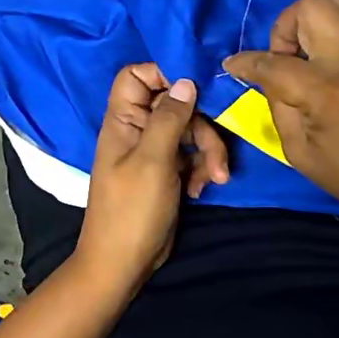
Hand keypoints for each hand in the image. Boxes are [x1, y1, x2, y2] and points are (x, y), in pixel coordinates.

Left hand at [73, 63, 229, 285]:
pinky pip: (191, 156)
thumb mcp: (153, 160)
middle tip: (215, 157)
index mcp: (123, 120)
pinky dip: (202, 169)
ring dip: (208, 152)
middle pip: (176, 105)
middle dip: (201, 128)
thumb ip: (169, 118)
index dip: (165, 74)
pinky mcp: (168, 172)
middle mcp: (137, 130)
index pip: (137, 76)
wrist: (123, 263)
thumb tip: (186, 80)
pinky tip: (203, 189)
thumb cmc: (132, 210)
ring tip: (216, 180)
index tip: (197, 88)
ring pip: (190, 131)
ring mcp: (153, 152)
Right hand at [223, 0, 338, 223]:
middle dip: (286, 27)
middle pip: (310, 6)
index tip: (234, 65)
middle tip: (287, 59)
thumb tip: (265, 75)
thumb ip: (277, 104)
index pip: (273, 61)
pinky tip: (335, 55)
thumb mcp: (298, 151)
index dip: (245, 62)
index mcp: (325, 89)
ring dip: (313, 20)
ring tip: (311, 53)